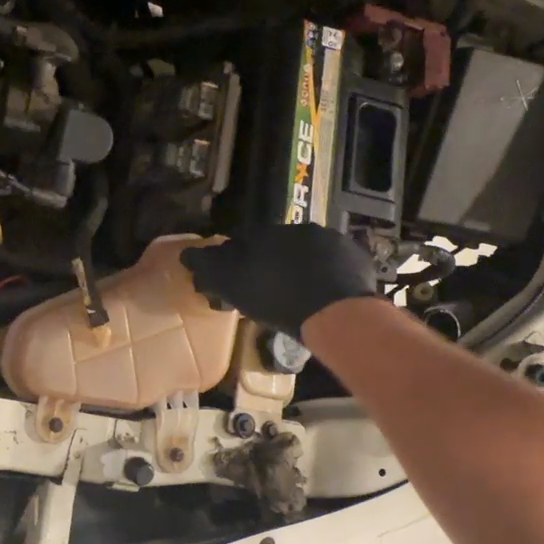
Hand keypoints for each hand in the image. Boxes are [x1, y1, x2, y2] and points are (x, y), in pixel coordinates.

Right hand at [181, 223, 382, 337]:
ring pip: (307, 252)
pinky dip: (326, 274)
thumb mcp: (232, 286)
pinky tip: (322, 295)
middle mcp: (299, 229)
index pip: (243, 240)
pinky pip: (334, 263)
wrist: (336, 314)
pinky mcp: (356, 257)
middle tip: (266, 287)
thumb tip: (187, 254)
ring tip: (296, 293)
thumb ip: (209, 267)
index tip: (237, 280)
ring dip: (299, 266)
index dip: (238, 260)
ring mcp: (332, 241)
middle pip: (276, 244)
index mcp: (266, 234)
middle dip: (269, 261)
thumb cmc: (277, 300)